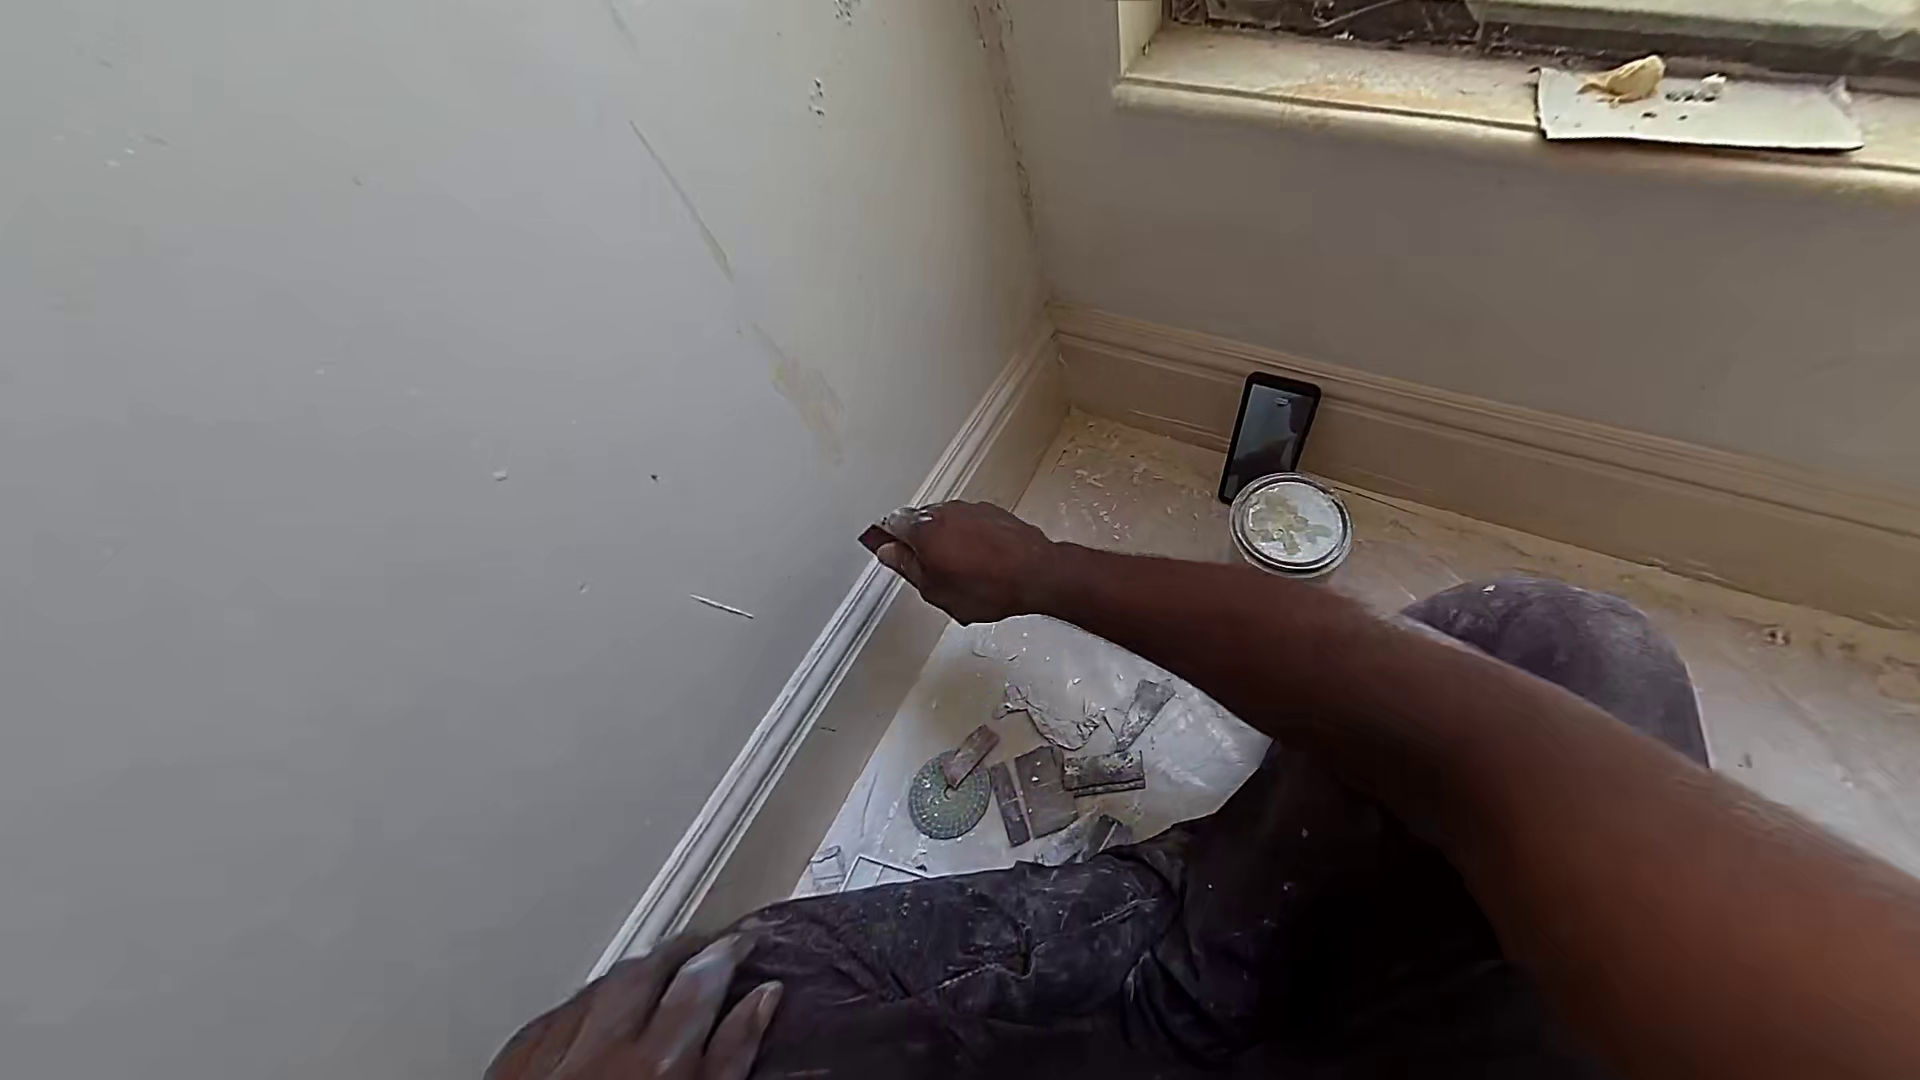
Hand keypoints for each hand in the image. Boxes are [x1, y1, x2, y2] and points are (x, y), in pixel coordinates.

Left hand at [485, 933, 780, 1079]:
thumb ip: (733, 1056)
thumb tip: (764, 998)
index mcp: (656, 1068)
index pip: (703, 977)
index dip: (730, 949)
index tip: (745, 942)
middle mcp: (603, 1052)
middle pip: (651, 968)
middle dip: (683, 950)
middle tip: (705, 948)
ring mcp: (550, 1059)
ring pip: (604, 984)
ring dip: (637, 972)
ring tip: (658, 973)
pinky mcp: (508, 1070)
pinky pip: (554, 1015)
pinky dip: (585, 1004)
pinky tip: (597, 1010)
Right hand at [861, 501, 1060, 624]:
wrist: (1037, 574)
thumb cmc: (990, 586)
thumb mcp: (935, 590)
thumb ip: (907, 567)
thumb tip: (890, 554)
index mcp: (923, 529)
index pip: (890, 524)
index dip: (887, 539)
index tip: (888, 550)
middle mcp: (944, 511)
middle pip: (917, 520)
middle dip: (917, 541)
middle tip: (925, 568)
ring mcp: (970, 508)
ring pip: (944, 520)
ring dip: (943, 538)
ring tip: (957, 569)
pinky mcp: (992, 512)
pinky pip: (969, 522)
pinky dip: (967, 536)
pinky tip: (978, 560)